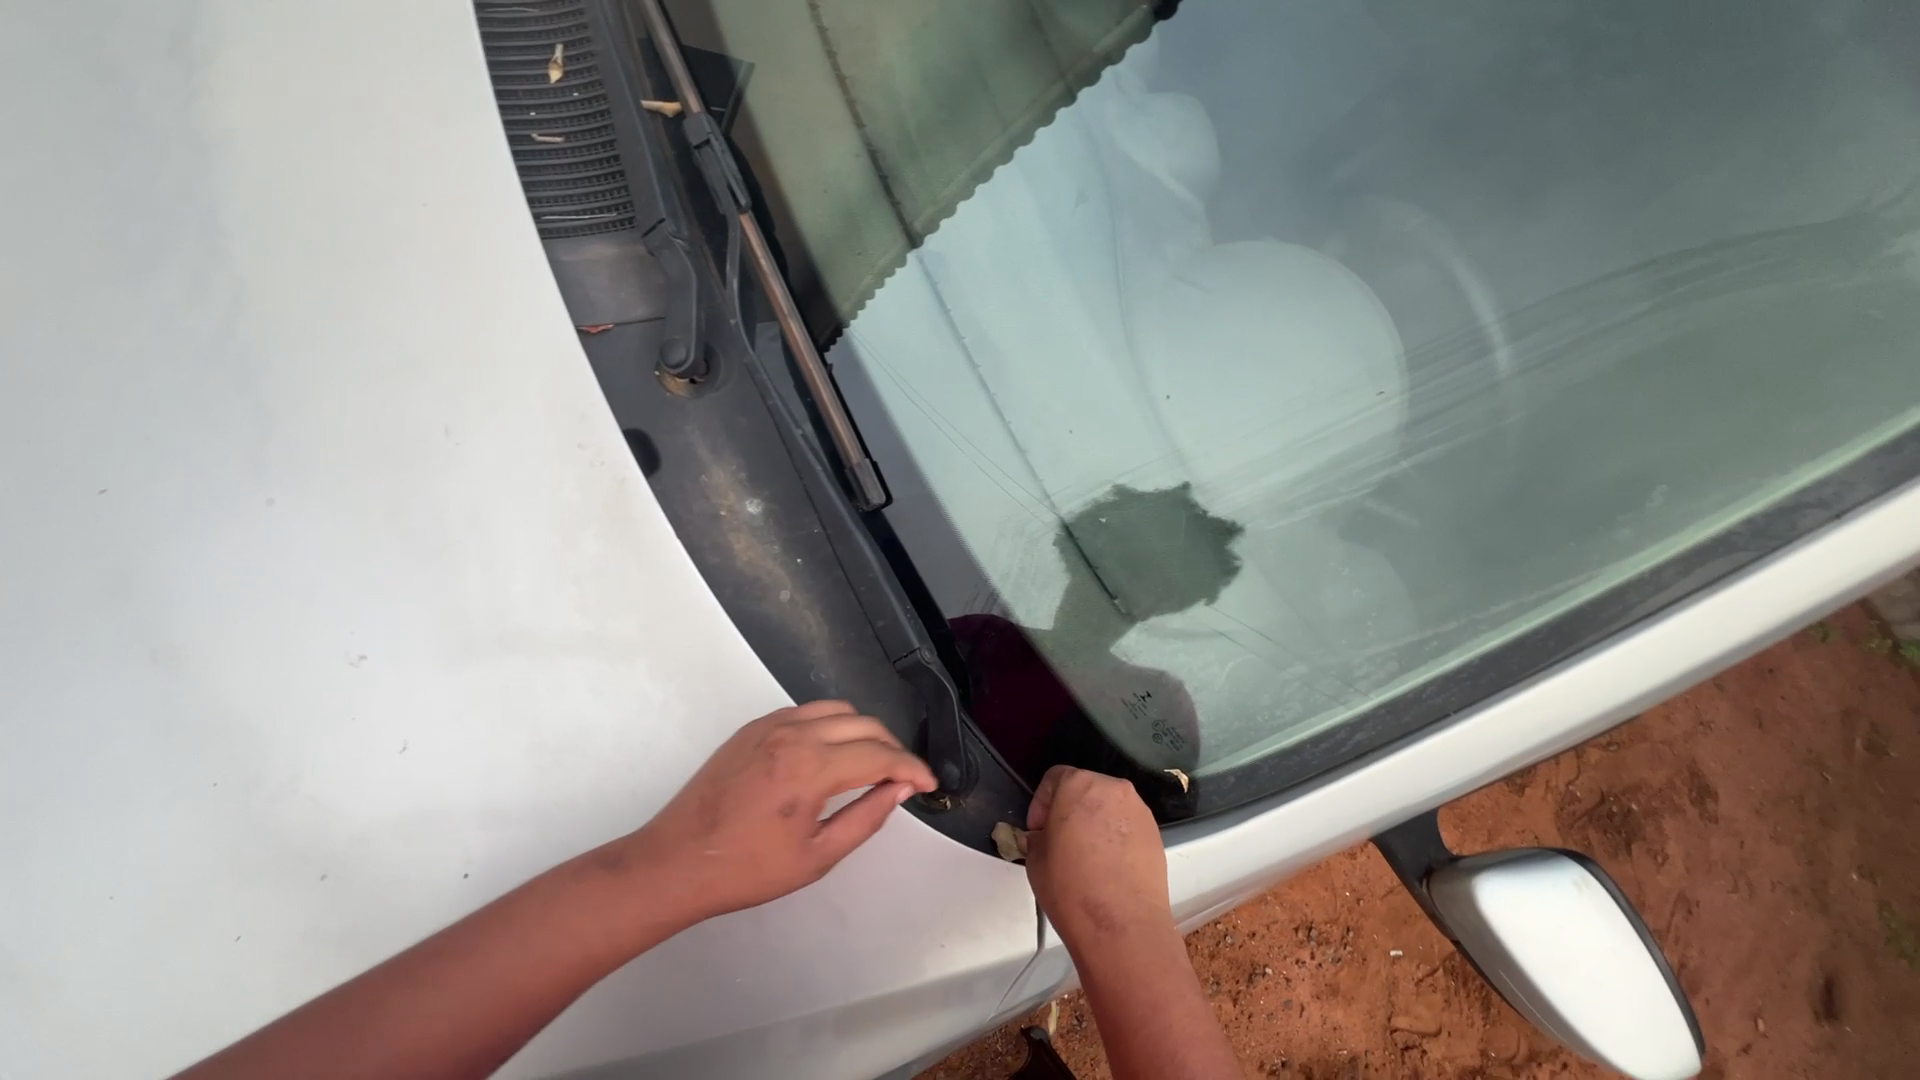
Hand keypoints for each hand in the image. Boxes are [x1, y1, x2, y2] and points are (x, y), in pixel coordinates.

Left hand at [610, 701, 937, 923]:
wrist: (675, 862)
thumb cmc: (746, 870)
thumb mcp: (816, 857)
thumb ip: (866, 818)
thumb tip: (899, 790)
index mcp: (811, 767)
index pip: (879, 754)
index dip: (911, 768)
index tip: (928, 784)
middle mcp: (794, 733)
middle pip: (864, 724)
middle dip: (893, 748)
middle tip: (903, 778)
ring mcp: (770, 725)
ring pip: (837, 711)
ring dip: (863, 731)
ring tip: (871, 764)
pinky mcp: (752, 728)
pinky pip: (806, 712)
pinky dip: (831, 726)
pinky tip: (831, 755)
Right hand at [1023, 765, 1171, 949]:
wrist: (1122, 925)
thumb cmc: (1072, 889)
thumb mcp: (1035, 859)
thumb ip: (1037, 837)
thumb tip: (1043, 838)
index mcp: (1078, 785)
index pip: (1054, 778)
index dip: (1041, 803)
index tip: (1038, 828)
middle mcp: (1112, 789)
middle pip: (1085, 788)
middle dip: (1070, 809)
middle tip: (1058, 840)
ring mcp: (1138, 810)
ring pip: (1108, 807)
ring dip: (1094, 822)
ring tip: (1084, 856)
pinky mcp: (1155, 833)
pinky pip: (1127, 826)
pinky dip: (1115, 837)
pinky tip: (1106, 866)